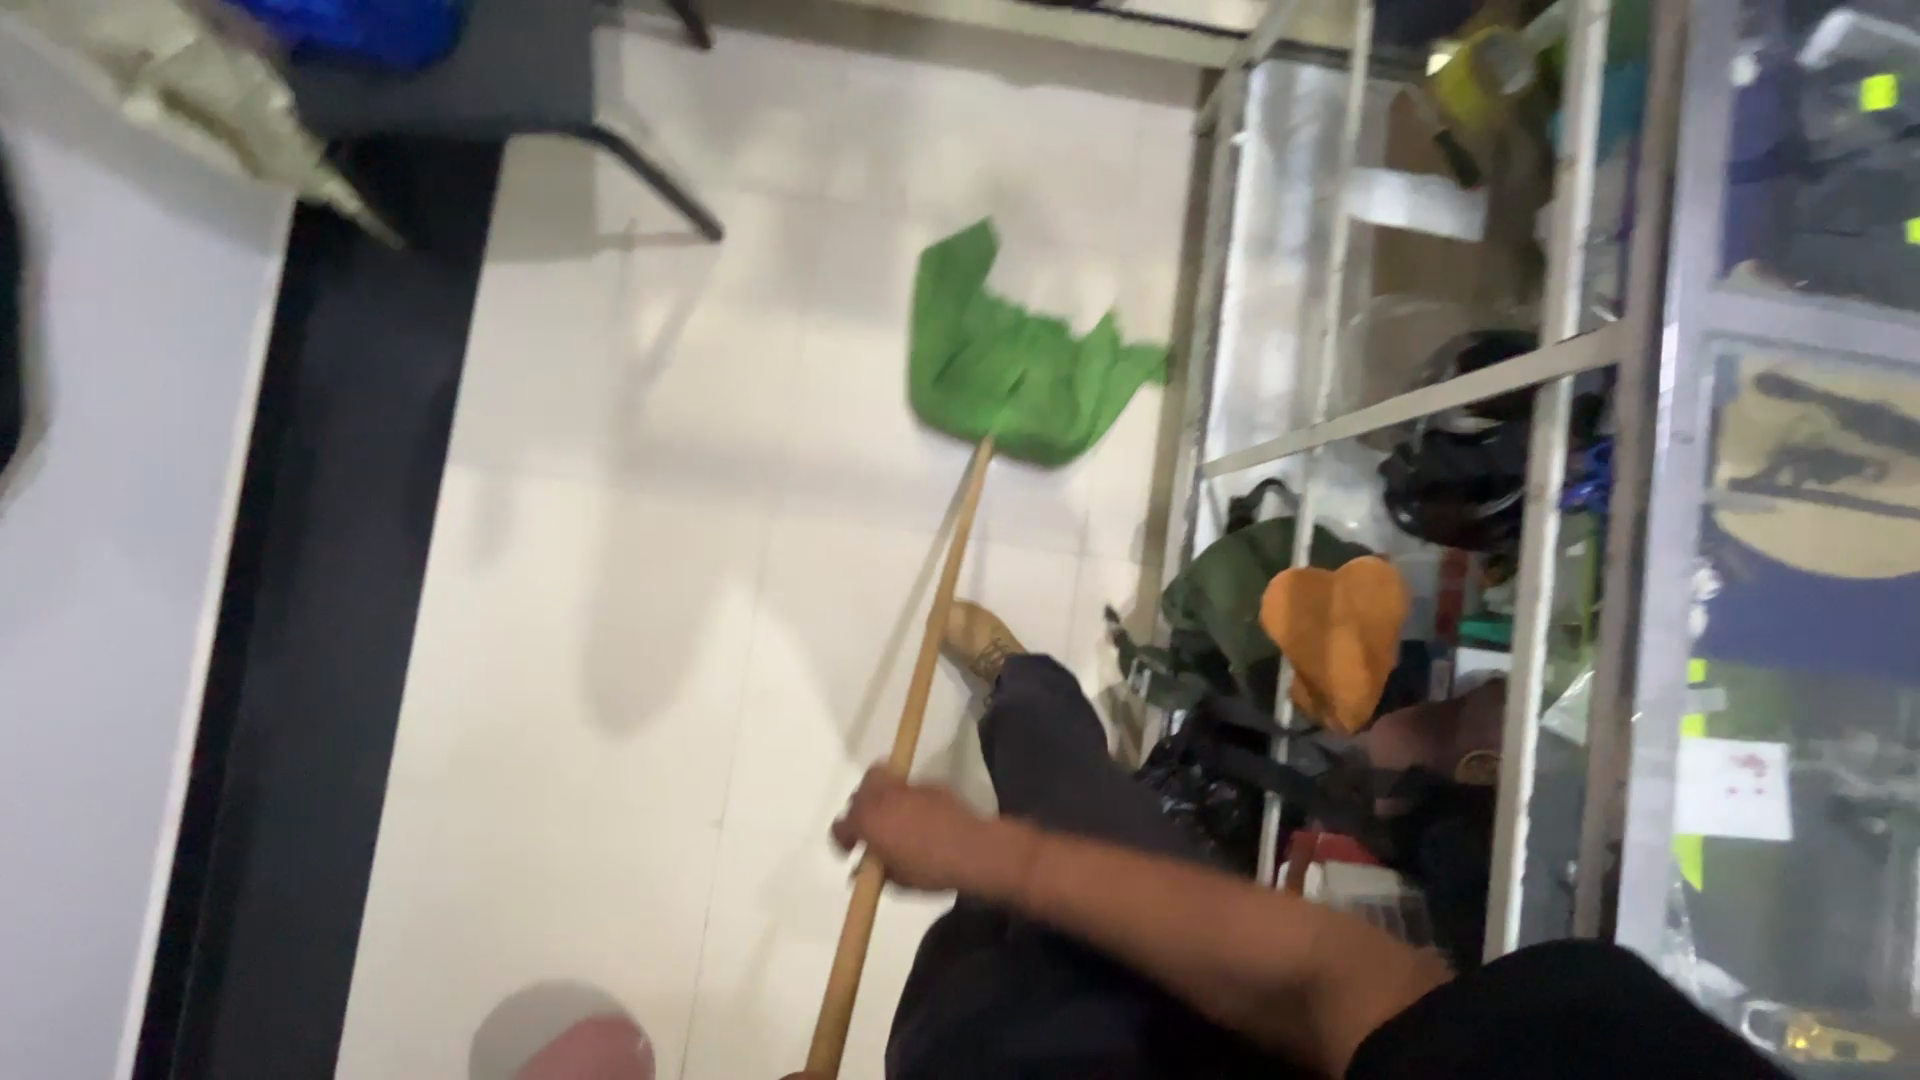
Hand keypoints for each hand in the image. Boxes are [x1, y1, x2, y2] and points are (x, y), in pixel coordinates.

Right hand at [831, 768, 1034, 894]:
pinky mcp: (929, 784)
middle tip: (869, 828)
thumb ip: (874, 871)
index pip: (841, 825)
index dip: (843, 838)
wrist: (971, 849)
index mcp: (869, 823)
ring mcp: (906, 787)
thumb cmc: (930, 870)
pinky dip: (905, 797)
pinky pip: (908, 786)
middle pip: (858, 793)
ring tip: (889, 814)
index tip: (851, 850)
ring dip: (878, 794)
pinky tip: (918, 815)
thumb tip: (862, 869)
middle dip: (859, 809)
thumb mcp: (897, 881)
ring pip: (880, 777)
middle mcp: (883, 799)